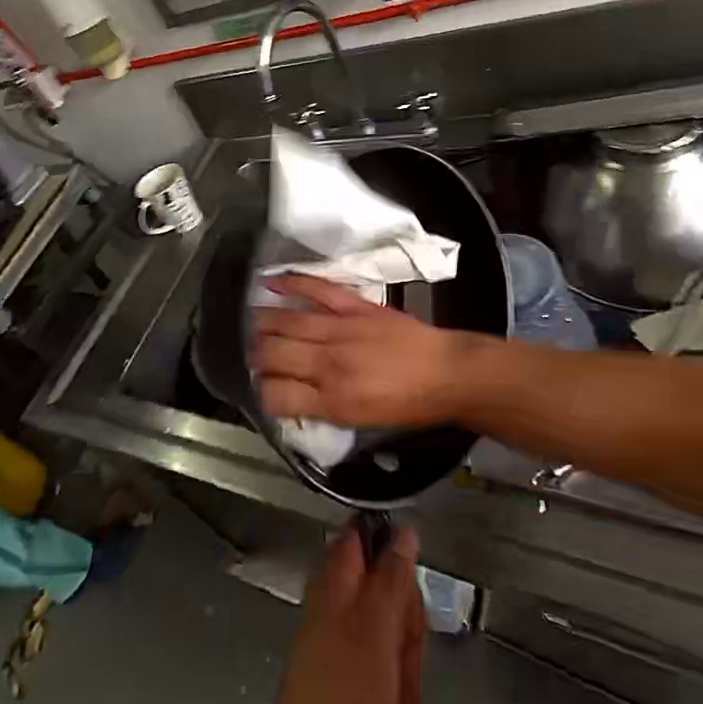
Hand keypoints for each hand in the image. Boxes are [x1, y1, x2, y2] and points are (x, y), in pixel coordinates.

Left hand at [251, 524, 424, 703]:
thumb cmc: (338, 692)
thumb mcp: (375, 628)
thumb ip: (390, 578)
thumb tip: (402, 534)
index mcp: (336, 578)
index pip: (369, 539)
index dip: (397, 557)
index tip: (406, 589)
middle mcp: (337, 598)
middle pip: (391, 587)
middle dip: (407, 619)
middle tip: (399, 645)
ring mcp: (345, 630)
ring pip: (396, 626)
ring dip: (406, 655)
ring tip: (393, 679)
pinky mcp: (354, 662)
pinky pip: (392, 658)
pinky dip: (399, 678)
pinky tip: (392, 695)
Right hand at [252, 274, 482, 429]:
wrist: (451, 375)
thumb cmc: (408, 405)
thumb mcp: (361, 422)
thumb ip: (320, 410)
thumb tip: (289, 400)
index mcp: (332, 399)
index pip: (276, 393)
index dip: (261, 392)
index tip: (262, 389)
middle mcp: (329, 362)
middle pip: (273, 353)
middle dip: (255, 356)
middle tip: (252, 357)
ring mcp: (341, 329)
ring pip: (287, 321)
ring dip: (262, 322)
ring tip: (252, 324)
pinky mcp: (355, 307)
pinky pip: (317, 290)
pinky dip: (292, 282)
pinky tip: (271, 281)